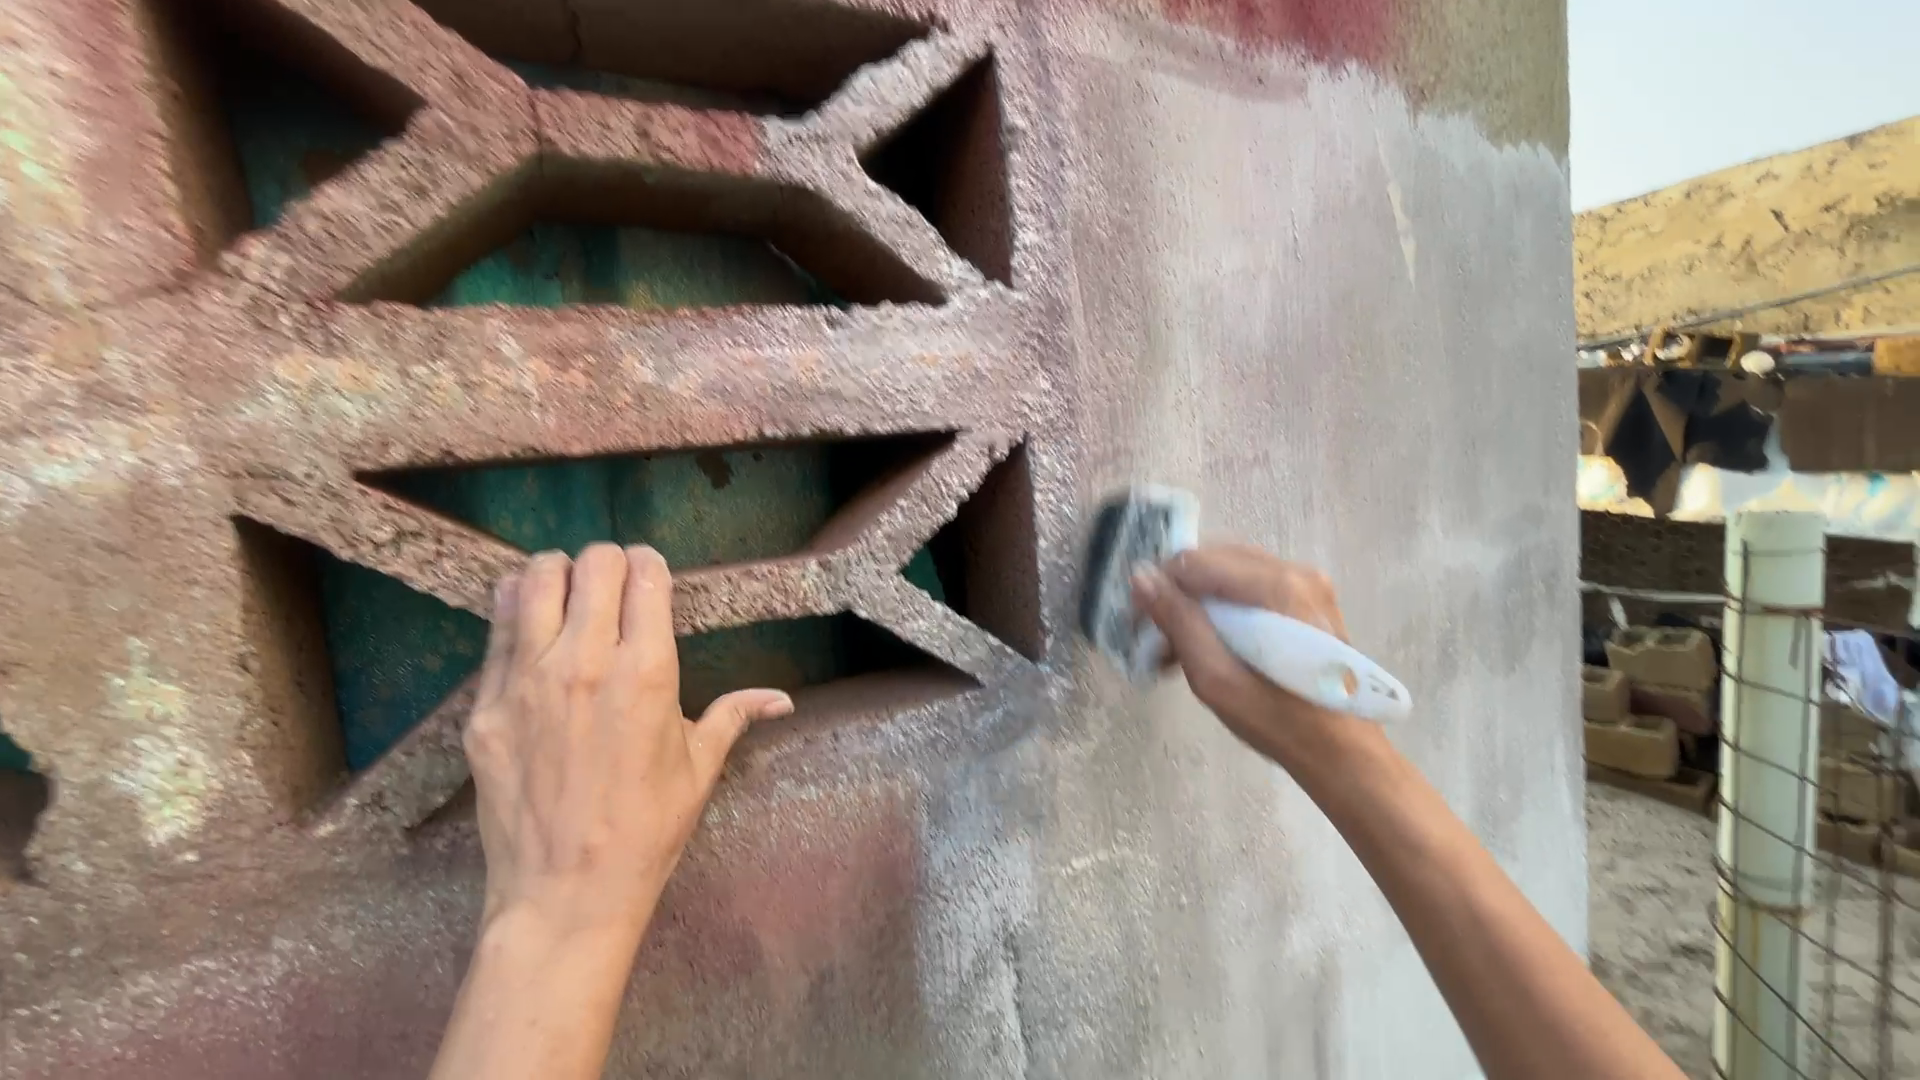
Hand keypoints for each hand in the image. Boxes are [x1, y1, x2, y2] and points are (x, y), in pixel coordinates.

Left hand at [464, 544, 793, 946]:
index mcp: (648, 672)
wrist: (564, 894)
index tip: (651, 576)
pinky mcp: (485, 705)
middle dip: (609, 562)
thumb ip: (736, 715)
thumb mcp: (700, 768)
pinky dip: (516, 609)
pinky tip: (532, 626)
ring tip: (569, 594)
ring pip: (535, 580)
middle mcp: (586, 662)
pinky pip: (496, 627)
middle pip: (593, 563)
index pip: (644, 575)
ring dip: (558, 574)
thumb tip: (783, 700)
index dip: (651, 565)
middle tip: (613, 585)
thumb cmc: (648, 829)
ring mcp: (526, 681)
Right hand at [1131, 544, 1376, 769]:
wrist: (1343, 755)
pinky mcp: (1308, 599)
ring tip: (1176, 648)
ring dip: (1196, 604)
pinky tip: (1207, 644)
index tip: (1140, 626)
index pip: (1193, 562)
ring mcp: (1306, 583)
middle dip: (1177, 595)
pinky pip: (1249, 587)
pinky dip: (1222, 609)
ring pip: (1227, 573)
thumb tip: (1141, 577)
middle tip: (1155, 638)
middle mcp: (1295, 571)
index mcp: (1276, 586)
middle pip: (1211, 562)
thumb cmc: (1278, 721)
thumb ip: (1178, 621)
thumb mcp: (1216, 678)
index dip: (1158, 589)